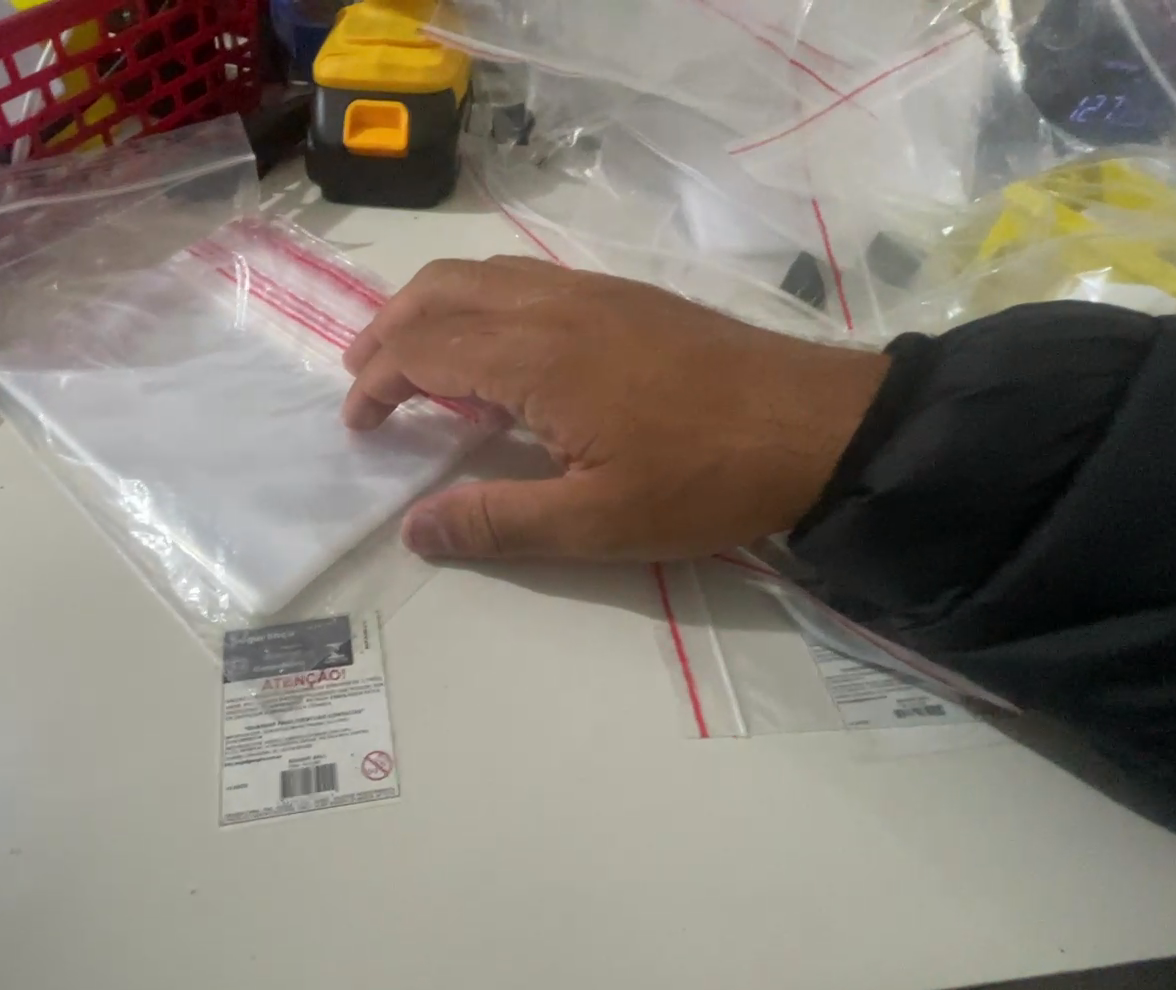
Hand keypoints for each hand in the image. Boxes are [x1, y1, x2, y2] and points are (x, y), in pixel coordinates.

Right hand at [342, 257, 889, 559]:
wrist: (817, 427)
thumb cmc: (703, 481)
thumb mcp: (595, 523)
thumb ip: (495, 523)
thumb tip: (414, 530)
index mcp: (535, 356)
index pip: (423, 348)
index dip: (377, 383)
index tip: (358, 425)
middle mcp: (552, 304)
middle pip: (440, 291)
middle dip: (387, 329)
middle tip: (363, 376)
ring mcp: (591, 290)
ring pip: (482, 274)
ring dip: (430, 307)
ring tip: (412, 354)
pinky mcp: (624, 295)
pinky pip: (524, 278)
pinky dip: (479, 301)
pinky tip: (494, 346)